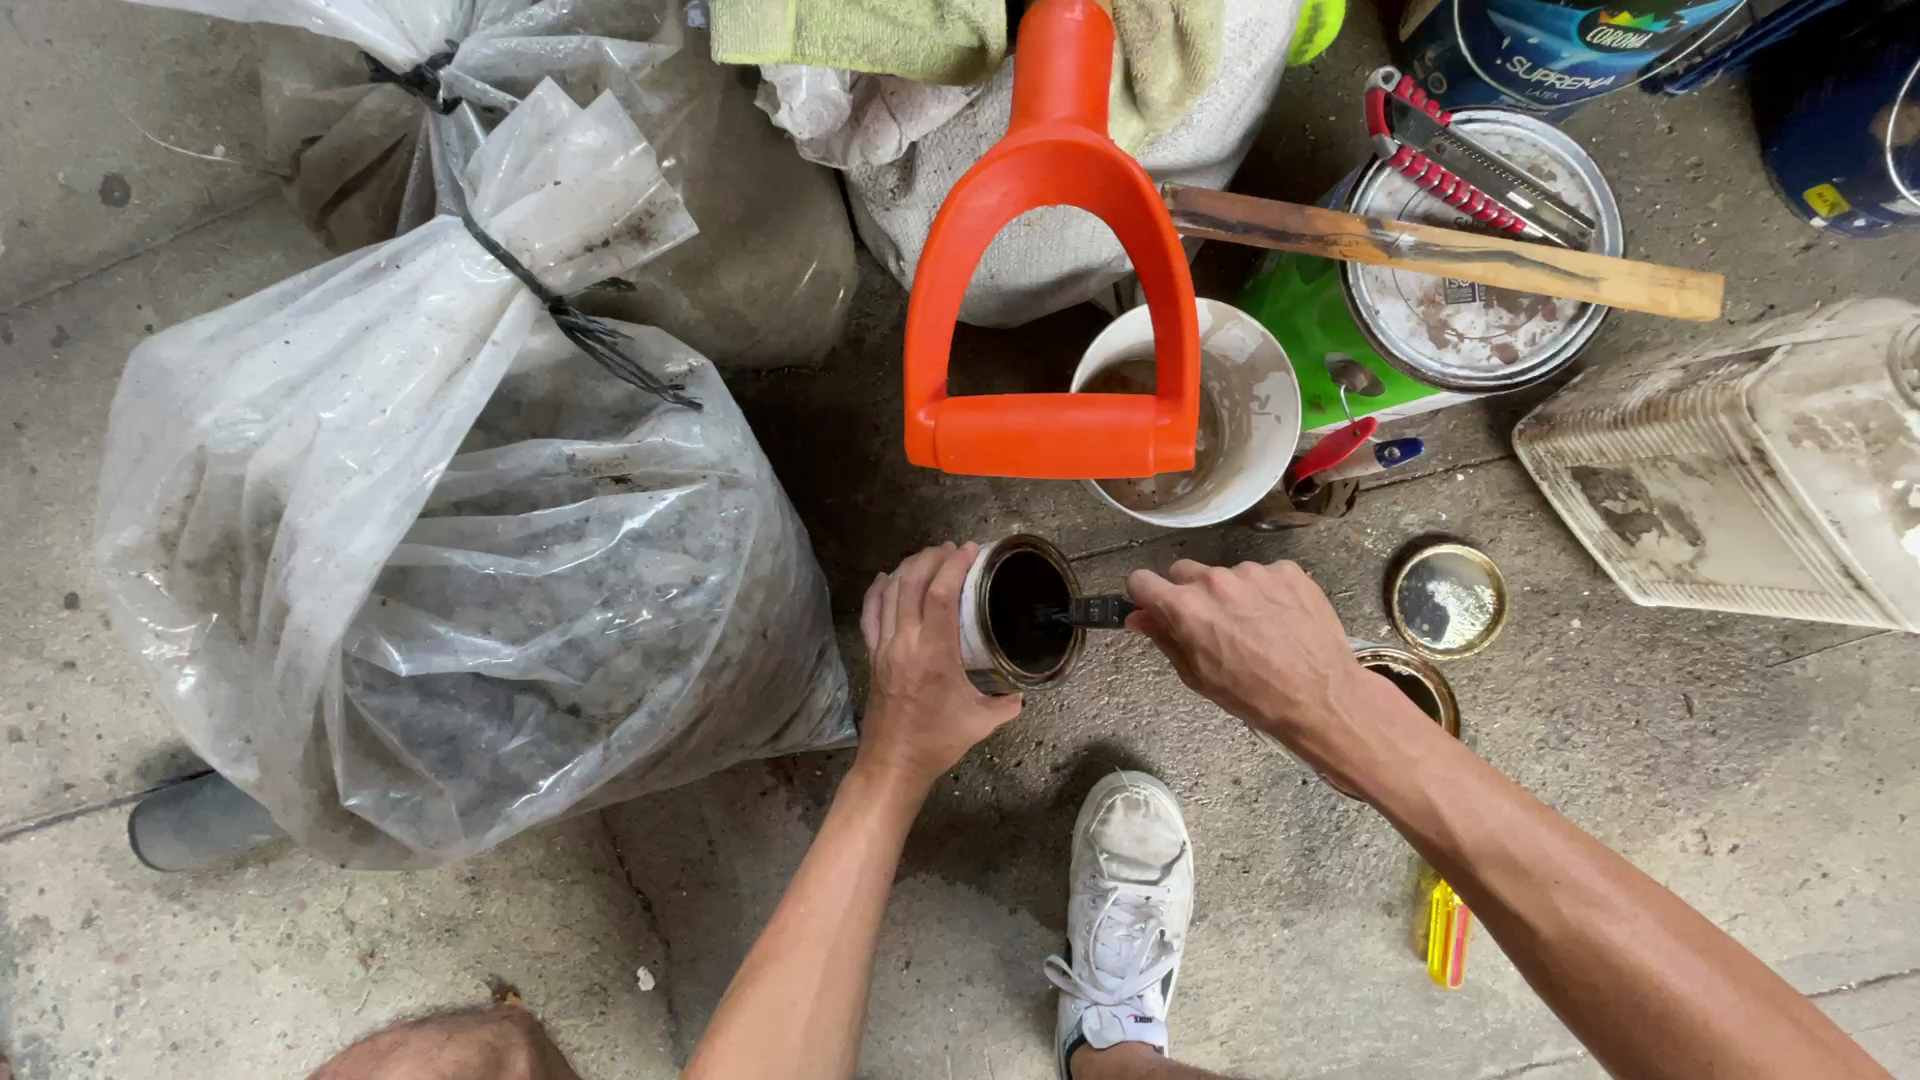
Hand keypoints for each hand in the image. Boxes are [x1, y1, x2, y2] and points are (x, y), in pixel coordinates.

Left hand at [857, 543, 1023, 791]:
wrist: (893, 763)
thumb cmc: (937, 742)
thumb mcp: (981, 722)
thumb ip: (1006, 703)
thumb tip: (1022, 691)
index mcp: (934, 654)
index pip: (940, 595)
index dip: (954, 566)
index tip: (970, 551)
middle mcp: (905, 643)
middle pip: (911, 583)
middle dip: (931, 558)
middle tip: (951, 550)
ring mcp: (884, 647)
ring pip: (890, 593)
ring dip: (908, 568)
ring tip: (928, 557)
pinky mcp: (872, 655)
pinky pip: (870, 614)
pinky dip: (877, 591)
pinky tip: (885, 577)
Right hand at [1126, 559, 1429, 791]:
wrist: (1323, 697)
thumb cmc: (1253, 696)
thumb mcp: (1197, 676)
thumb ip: (1164, 638)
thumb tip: (1138, 617)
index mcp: (1186, 608)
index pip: (1141, 580)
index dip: (1146, 597)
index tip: (1157, 610)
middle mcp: (1215, 580)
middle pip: (1182, 572)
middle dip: (1187, 593)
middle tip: (1210, 624)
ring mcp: (1254, 571)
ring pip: (1225, 574)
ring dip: (1230, 593)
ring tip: (1254, 626)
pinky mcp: (1287, 570)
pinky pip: (1263, 574)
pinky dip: (1265, 592)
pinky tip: (1280, 619)